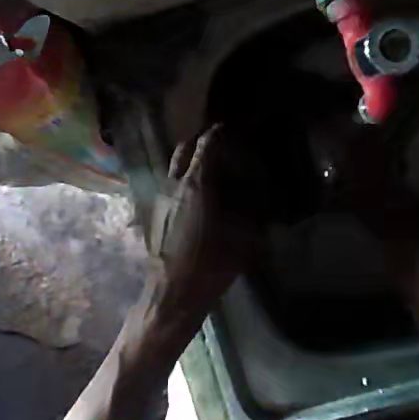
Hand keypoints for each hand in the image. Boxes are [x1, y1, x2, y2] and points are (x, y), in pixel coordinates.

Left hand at [145, 124, 263, 339]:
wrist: (174, 291)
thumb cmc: (212, 262)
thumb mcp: (246, 237)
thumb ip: (256, 211)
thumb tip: (265, 195)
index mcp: (198, 183)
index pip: (208, 144)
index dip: (220, 132)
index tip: (231, 128)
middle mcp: (174, 183)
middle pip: (184, 148)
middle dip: (201, 142)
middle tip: (218, 145)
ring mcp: (159, 196)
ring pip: (173, 165)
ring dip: (189, 161)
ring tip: (207, 170)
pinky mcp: (152, 211)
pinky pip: (168, 184)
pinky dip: (181, 180)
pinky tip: (194, 195)